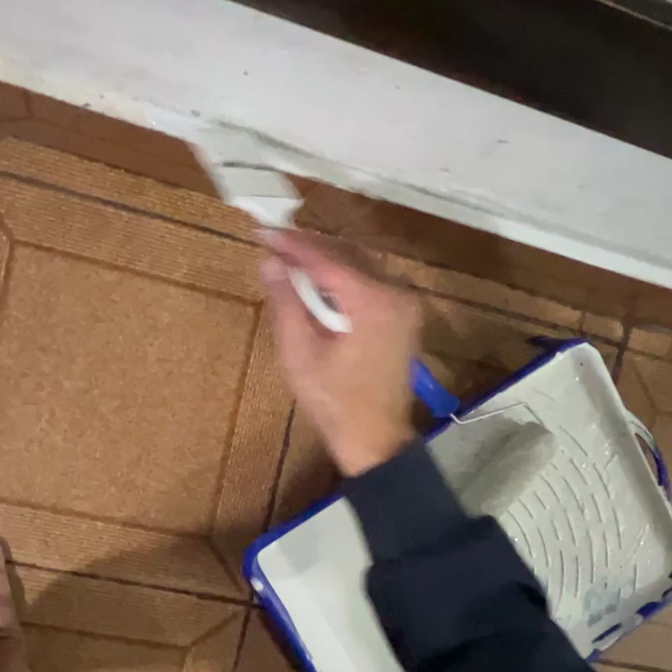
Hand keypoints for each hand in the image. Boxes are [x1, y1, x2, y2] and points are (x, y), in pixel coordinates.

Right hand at [259, 230, 418, 475]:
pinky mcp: (406, 316)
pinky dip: (344, 279)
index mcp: (373, 301)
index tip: (264, 233)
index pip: (327, 259)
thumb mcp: (300, 354)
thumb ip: (287, 303)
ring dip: (327, 262)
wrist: (376, 438)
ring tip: (292, 263)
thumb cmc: (334, 402)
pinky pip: (372, 283)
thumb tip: (270, 262)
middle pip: (347, 255)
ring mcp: (407, 304)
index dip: (294, 245)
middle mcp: (397, 293)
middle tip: (274, 246)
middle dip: (310, 249)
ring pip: (361, 266)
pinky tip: (319, 285)